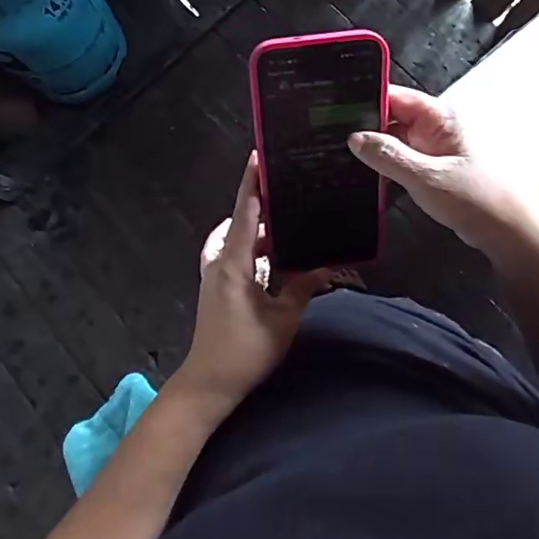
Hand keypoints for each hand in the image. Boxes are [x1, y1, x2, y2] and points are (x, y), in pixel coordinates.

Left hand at [175, 154, 333, 407]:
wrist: (210, 381)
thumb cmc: (246, 350)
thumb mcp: (282, 318)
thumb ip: (303, 287)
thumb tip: (328, 265)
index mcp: (233, 262)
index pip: (244, 212)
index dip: (251, 183)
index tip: (259, 156)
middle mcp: (219, 261)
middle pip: (240, 223)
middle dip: (262, 208)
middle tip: (290, 195)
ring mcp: (214, 274)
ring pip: (237, 240)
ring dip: (259, 233)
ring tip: (289, 225)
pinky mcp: (216, 286)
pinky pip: (234, 255)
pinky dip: (252, 249)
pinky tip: (275, 256)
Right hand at [347, 85, 532, 251]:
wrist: (506, 234)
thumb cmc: (477, 200)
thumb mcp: (425, 177)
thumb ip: (387, 156)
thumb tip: (355, 139)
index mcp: (440, 118)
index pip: (395, 96)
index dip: (365, 99)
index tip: (335, 109)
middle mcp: (435, 128)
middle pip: (389, 116)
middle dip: (364, 127)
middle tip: (331, 137)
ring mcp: (431, 148)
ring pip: (391, 139)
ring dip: (372, 148)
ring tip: (343, 155)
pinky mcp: (428, 168)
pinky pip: (397, 158)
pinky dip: (382, 165)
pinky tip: (365, 173)